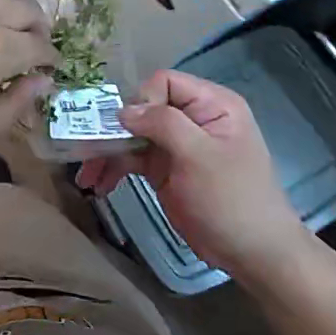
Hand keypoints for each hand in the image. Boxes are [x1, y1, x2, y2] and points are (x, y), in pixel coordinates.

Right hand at [75, 70, 307, 271]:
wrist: (251, 251)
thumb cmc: (231, 199)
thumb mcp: (199, 156)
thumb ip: (163, 124)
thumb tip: (123, 110)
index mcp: (212, 105)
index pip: (165, 83)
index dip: (141, 101)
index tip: (126, 129)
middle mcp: (192, 120)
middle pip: (143, 110)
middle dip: (113, 130)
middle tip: (85, 152)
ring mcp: (177, 146)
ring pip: (132, 137)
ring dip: (107, 154)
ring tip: (84, 177)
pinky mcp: (165, 171)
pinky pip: (133, 161)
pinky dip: (114, 171)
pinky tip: (98, 186)